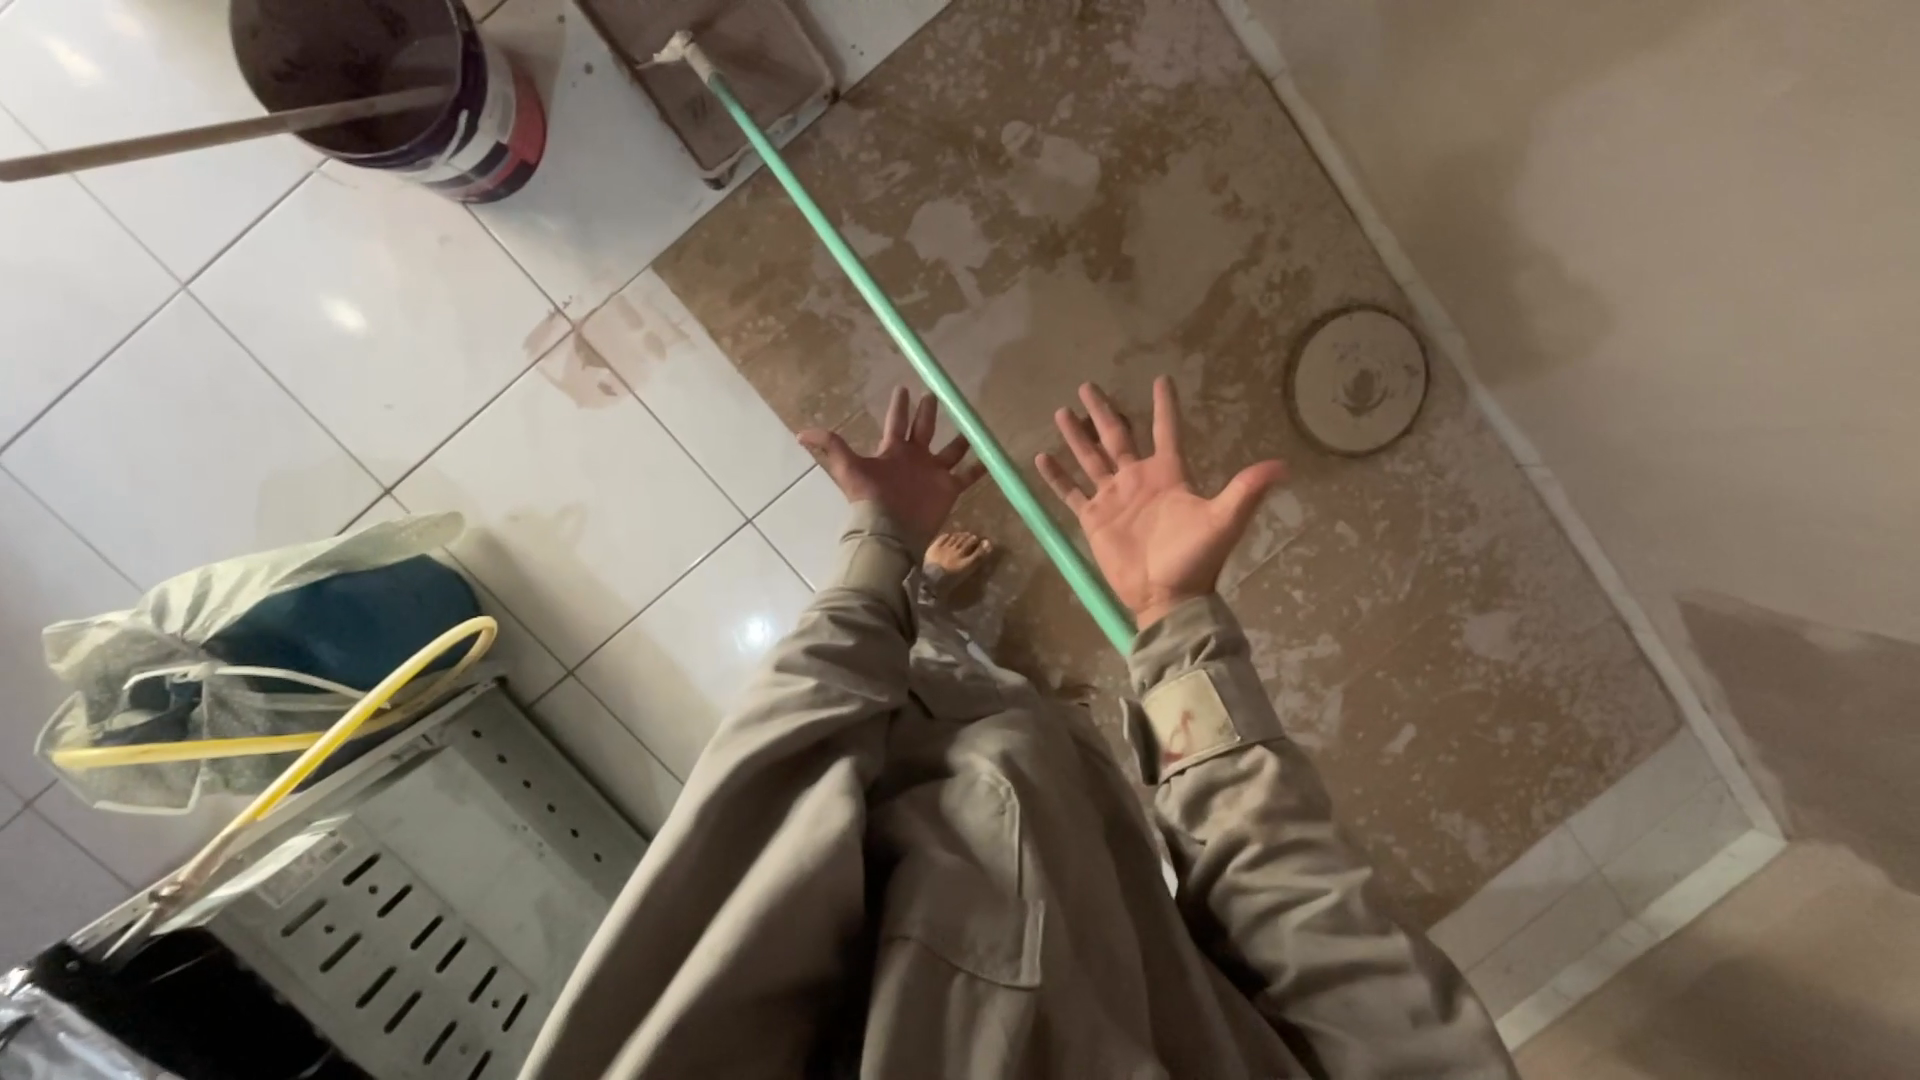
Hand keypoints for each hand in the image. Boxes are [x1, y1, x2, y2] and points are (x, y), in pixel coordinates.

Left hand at [799, 387, 986, 548]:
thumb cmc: (871, 498)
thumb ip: (831, 446)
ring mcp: (933, 473)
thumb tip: (800, 433)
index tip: (903, 388)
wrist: (890, 530)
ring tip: (970, 424)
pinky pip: (967, 476)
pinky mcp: (948, 488)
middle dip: (928, 412)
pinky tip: (992, 457)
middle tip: (934, 394)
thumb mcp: (848, 468)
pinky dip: (979, 467)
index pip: (897, 422)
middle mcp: (914, 459)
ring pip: (950, 451)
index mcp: (893, 451)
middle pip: (924, 430)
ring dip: (959, 439)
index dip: (900, 406)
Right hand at [1036, 377, 1286, 628]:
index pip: (1166, 431)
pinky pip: (1071, 493)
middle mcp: (1138, 479)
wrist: (1165, 596)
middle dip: (1103, 412)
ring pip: (1090, 459)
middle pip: (1117, 437)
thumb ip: (1245, 491)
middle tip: (1087, 386)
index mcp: (1168, 474)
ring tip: (1062, 412)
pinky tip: (1042, 458)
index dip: (1164, 407)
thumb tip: (1282, 466)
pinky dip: (1057, 477)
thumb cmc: (1195, 558)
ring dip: (1076, 437)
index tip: (1161, 380)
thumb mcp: (1223, 521)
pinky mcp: (1094, 519)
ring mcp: (1113, 498)